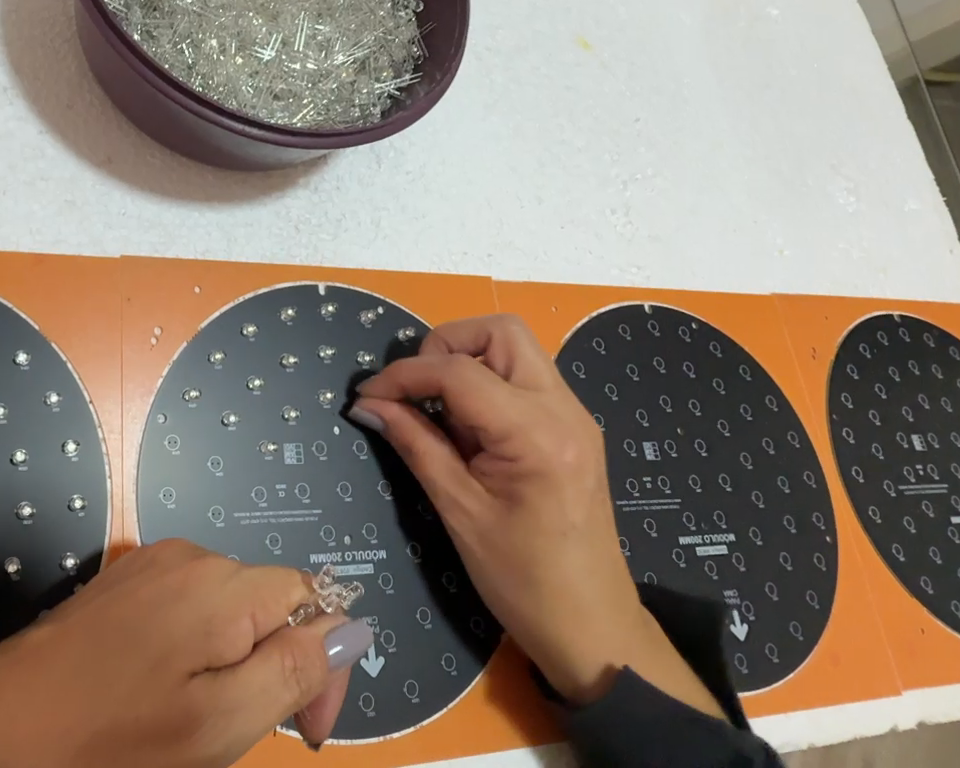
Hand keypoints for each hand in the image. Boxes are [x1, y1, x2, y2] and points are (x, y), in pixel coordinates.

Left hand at [0, 540, 373, 767]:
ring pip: (230, 603)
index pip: (310, 596)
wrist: (0, 724)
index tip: (306, 729)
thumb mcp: (219, 723)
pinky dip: (198, 643)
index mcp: (221, 584)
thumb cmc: (115, 737)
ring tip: (198, 712)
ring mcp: (153, 561)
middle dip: (276, 660)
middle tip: (242, 729)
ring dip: (237, 656)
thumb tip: (352, 625)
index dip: (322, 659)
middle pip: (269, 598)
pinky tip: (165, 685)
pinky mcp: (125, 577)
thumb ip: (292, 669)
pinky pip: (188, 601)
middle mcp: (191, 554)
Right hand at [348, 315, 722, 716]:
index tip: (367, 396)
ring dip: (466, 360)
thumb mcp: (456, 510)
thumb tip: (367, 404)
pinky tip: (464, 425)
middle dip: (444, 347)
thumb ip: (414, 442)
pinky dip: (485, 381)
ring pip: (513, 347)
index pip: (458, 370)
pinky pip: (523, 376)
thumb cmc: (520, 579)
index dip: (404, 375)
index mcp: (536, 433)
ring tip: (436, 408)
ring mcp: (573, 414)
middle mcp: (563, 408)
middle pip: (499, 332)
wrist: (592, 627)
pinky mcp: (571, 426)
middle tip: (414, 392)